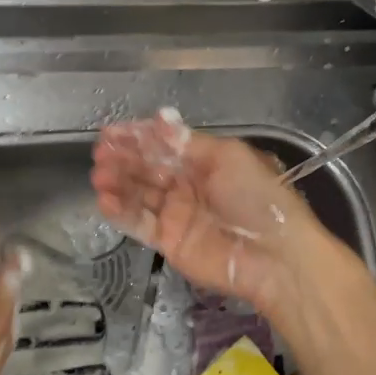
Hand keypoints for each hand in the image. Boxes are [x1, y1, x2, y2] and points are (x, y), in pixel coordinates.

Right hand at [91, 116, 332, 315]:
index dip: (137, 138)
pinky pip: (139, 224)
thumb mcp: (228, 158)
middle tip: (99, 153)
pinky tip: (104, 200)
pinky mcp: (168, 242)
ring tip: (98, 175)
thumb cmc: (258, 198)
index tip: (110, 133)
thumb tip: (161, 117)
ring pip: (139, 194)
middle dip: (123, 159)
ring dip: (117, 182)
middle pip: (147, 169)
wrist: (277, 257)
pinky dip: (121, 212)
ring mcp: (176, 214)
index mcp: (205, 162)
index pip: (164, 145)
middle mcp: (187, 185)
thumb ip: (189, 142)